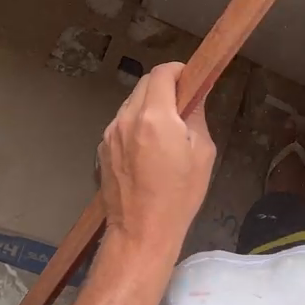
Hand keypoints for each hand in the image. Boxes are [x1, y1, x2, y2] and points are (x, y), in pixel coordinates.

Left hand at [97, 62, 214, 262]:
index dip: (179, 72)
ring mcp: (110, 133)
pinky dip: (135, 124)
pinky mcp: (101, 148)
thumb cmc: (180, 195)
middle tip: (182, 107)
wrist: (141, 232)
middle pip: (145, 83)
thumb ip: (196, 115)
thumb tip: (195, 93)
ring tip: (163, 132)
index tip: (190, 82)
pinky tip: (146, 150)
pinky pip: (121, 123)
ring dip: (148, 106)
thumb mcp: (203, 153)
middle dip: (164, 87)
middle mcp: (127, 118)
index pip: (162, 73)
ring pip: (131, 102)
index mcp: (155, 116)